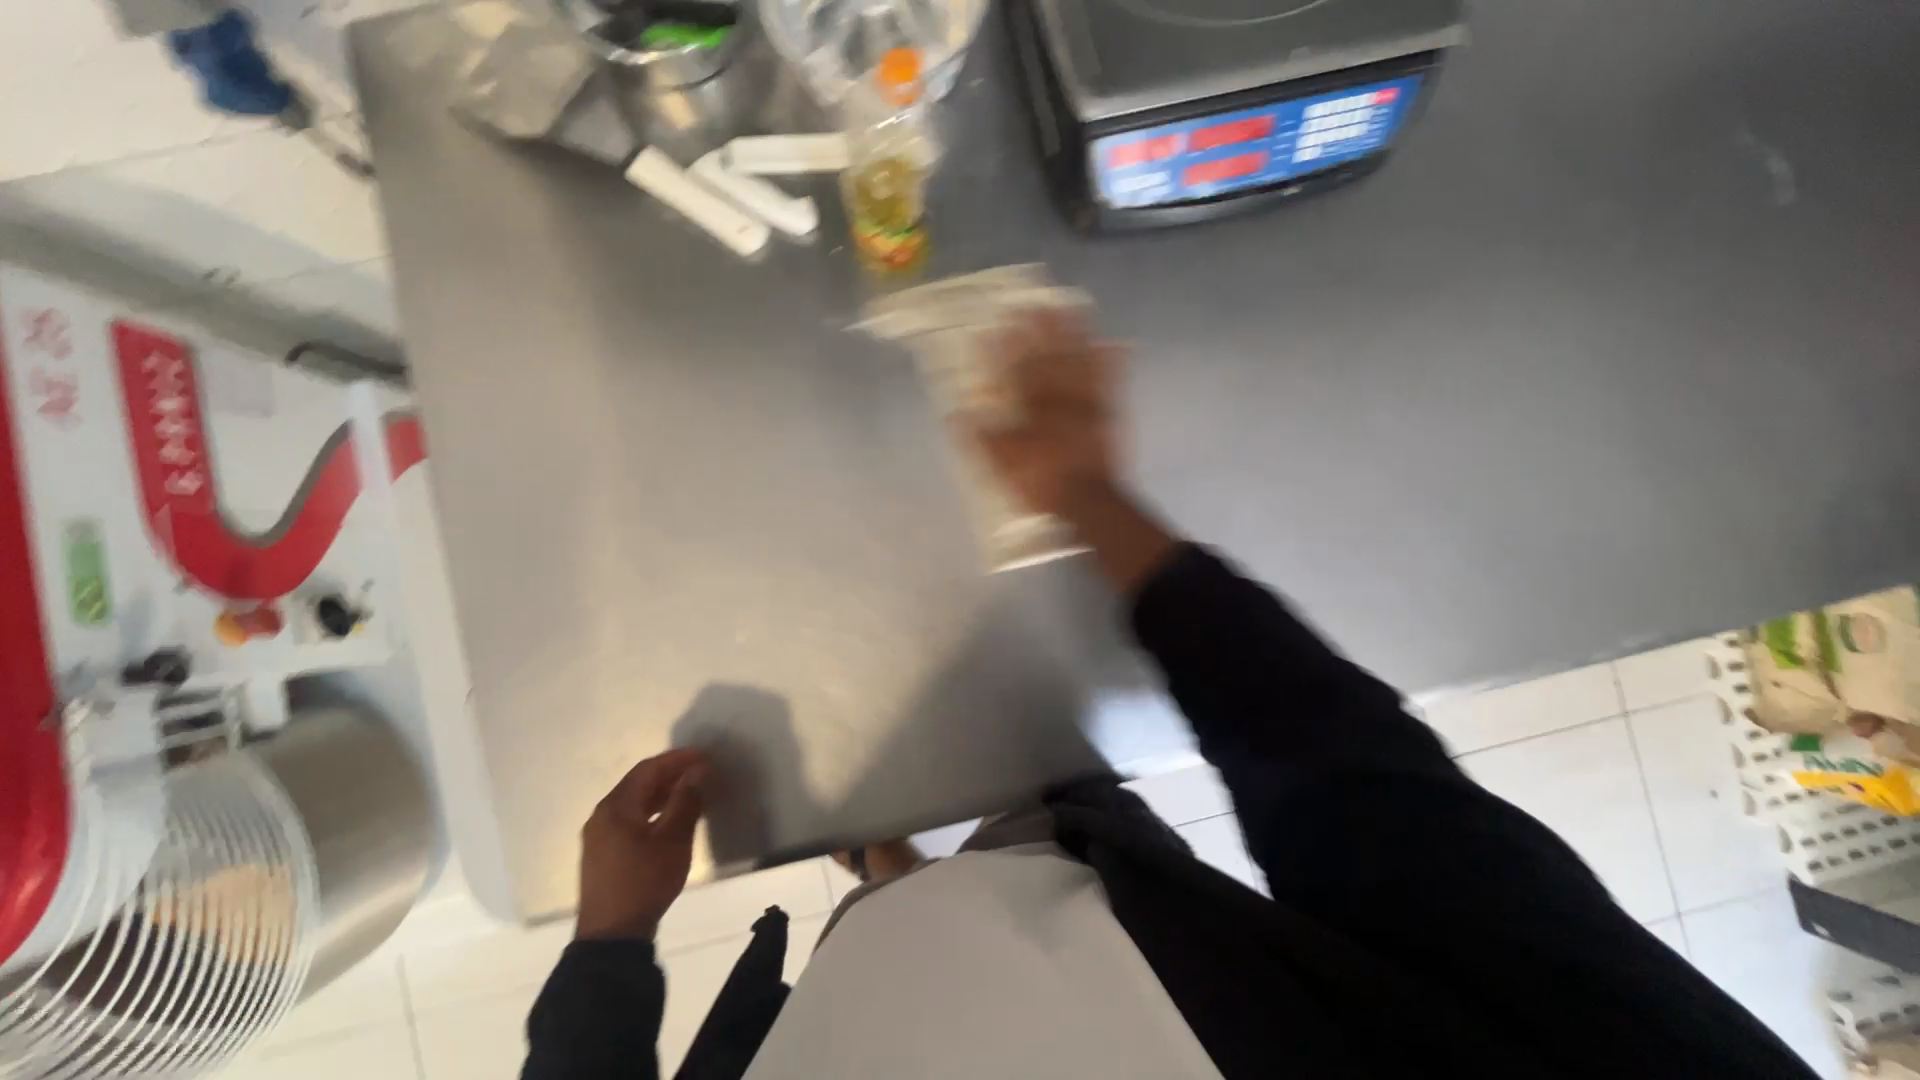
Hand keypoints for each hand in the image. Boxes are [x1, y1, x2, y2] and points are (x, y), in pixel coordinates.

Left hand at [576, 748, 707, 941]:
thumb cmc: (644, 881)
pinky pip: (630, 821)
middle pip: (638, 785)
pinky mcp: (602, 855)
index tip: (704, 757)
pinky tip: (671, 822)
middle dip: (670, 776)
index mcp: (615, 807)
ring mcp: (599, 837)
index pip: (647, 770)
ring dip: (662, 795)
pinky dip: (652, 813)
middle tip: (701, 774)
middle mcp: (601, 816)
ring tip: (691, 794)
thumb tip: (697, 771)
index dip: (677, 760)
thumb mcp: (673, 840)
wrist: (612, 936)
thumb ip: (686, 801)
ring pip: (634, 804)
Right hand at [963, 307, 1124, 518]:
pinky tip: (1115, 342)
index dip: (1004, 349)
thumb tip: (955, 413)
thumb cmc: (1043, 486)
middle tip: (1031, 301)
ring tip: (1069, 305)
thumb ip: (981, 439)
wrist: (1091, 504)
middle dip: (1038, 329)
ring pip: (1079, 361)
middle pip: (1048, 358)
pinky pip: (1112, 382)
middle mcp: (1059, 401)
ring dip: (1074, 333)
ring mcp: (1087, 404)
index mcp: (1030, 413)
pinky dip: (1114, 362)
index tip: (995, 324)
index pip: (1013, 374)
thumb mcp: (1002, 468)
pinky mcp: (1110, 414)